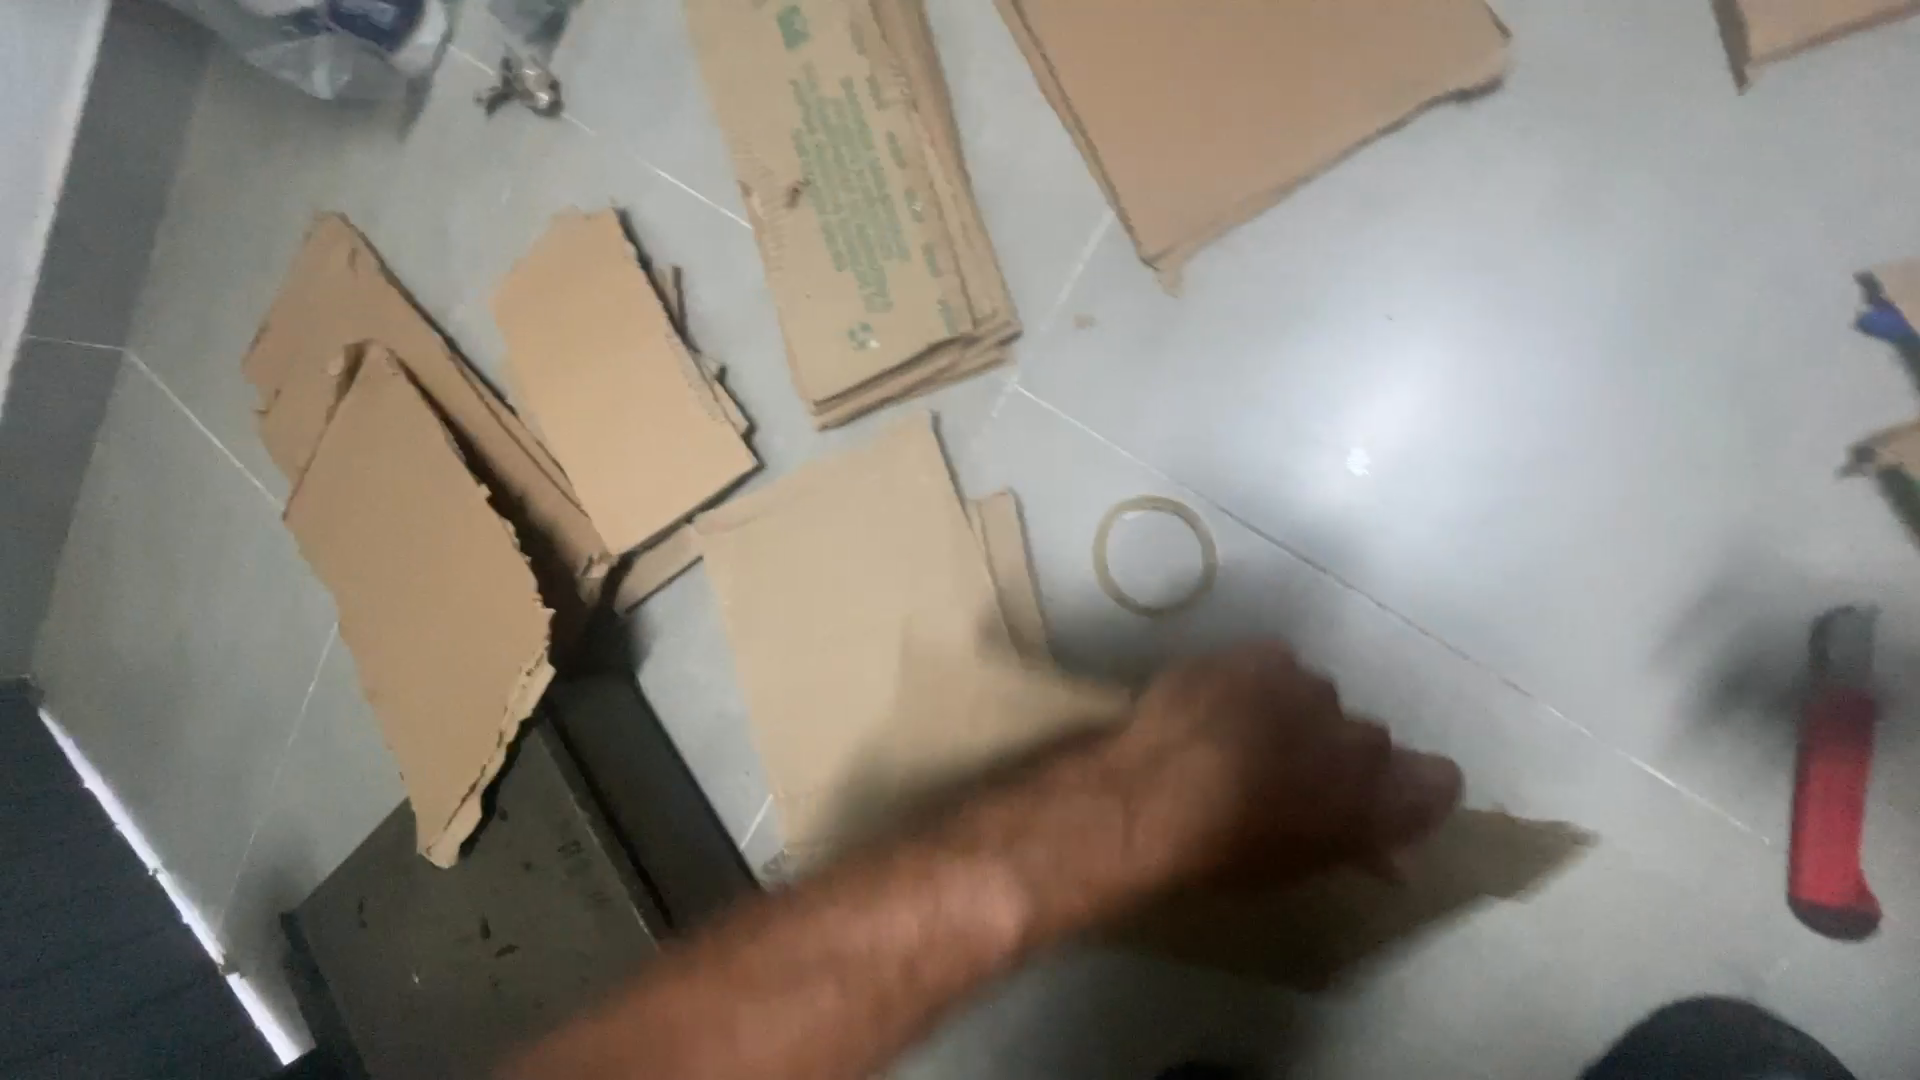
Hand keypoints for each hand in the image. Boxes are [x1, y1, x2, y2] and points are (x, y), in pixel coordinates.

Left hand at [1106, 642, 1461, 888]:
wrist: (1145, 794)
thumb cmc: (1223, 850)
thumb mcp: (1299, 864)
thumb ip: (1357, 846)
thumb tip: (1390, 854)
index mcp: (1380, 797)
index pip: (1438, 780)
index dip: (1405, 788)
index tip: (1370, 798)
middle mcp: (1358, 735)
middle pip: (1367, 737)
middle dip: (1335, 751)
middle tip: (1286, 770)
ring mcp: (1306, 687)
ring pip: (1317, 696)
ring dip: (1293, 712)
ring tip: (1243, 732)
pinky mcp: (1257, 655)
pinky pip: (1274, 663)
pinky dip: (1256, 679)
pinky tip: (1222, 701)